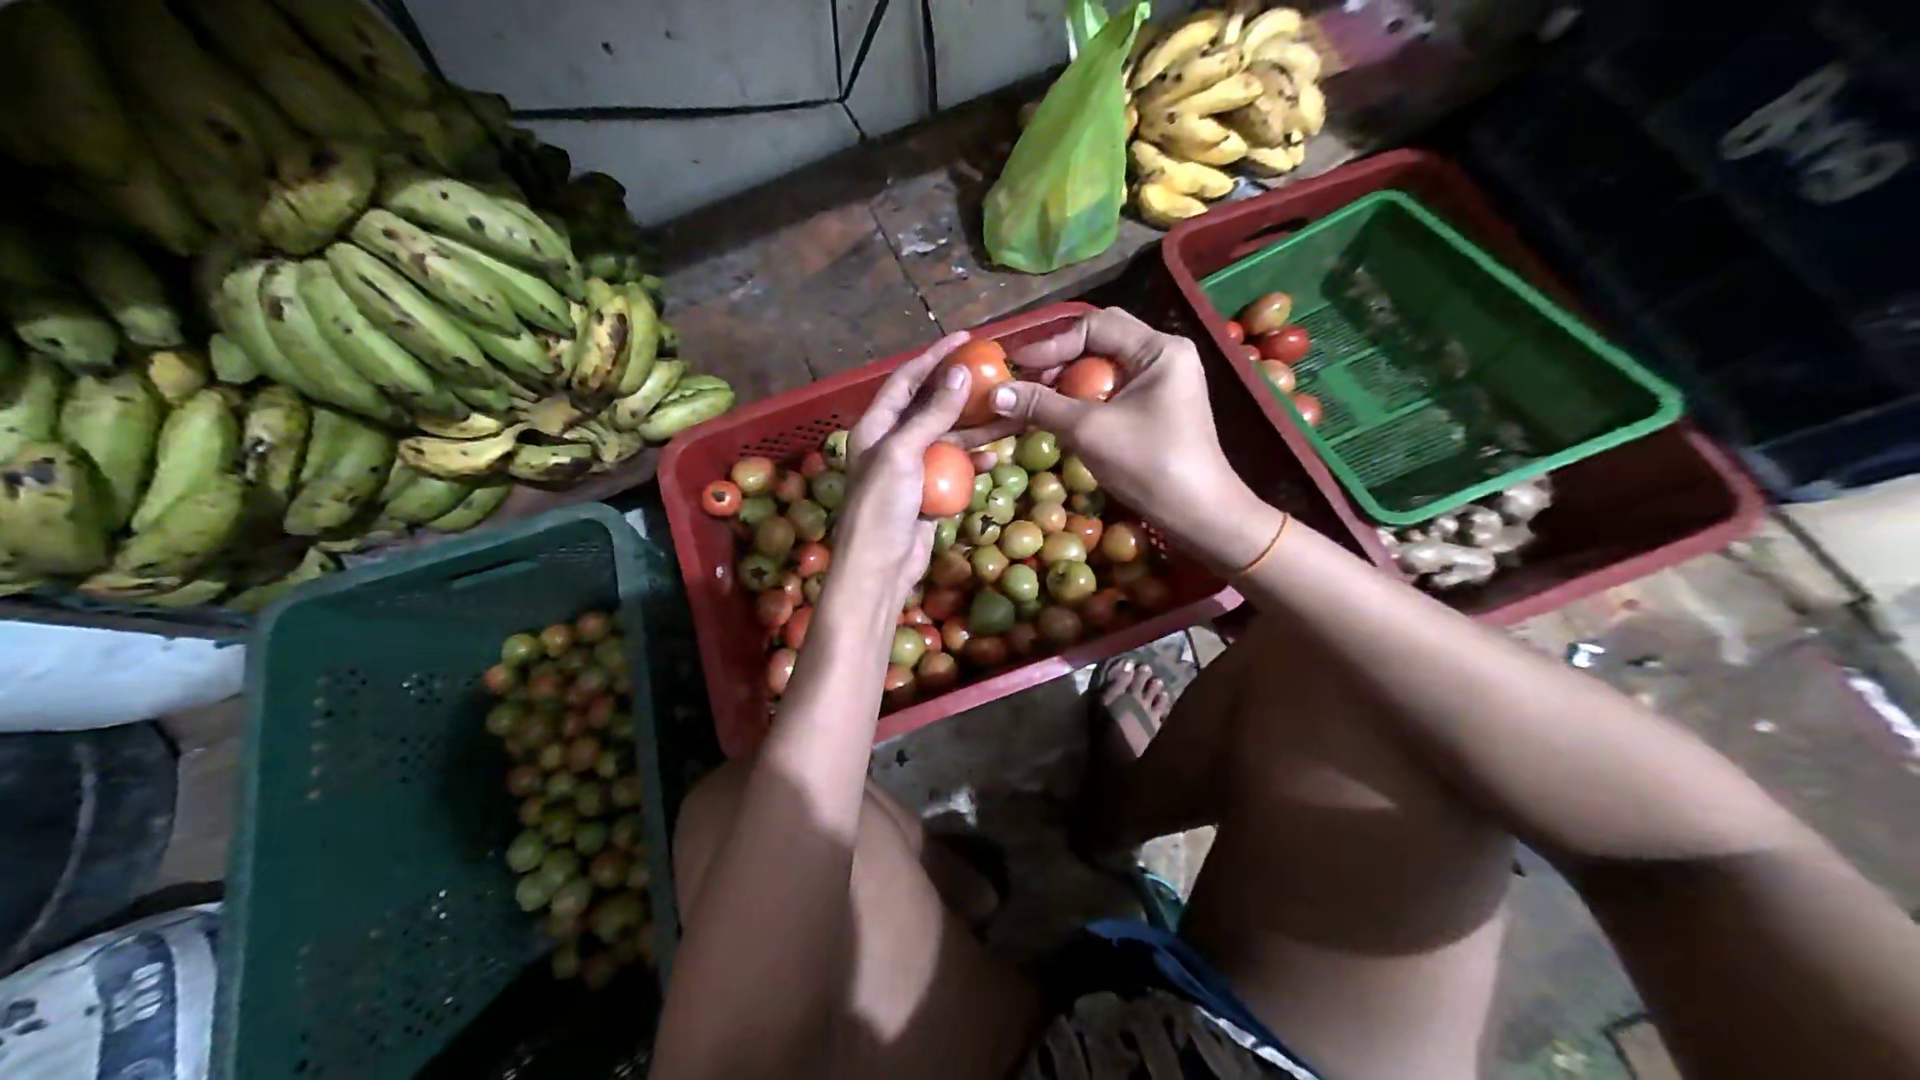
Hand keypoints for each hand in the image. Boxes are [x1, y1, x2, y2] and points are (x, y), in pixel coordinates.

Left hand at [833, 331, 975, 611]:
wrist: (880, 567)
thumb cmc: (881, 506)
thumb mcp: (903, 454)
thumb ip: (931, 415)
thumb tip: (960, 374)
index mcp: (875, 426)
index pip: (906, 381)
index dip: (934, 358)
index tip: (966, 340)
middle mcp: (892, 443)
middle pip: (931, 408)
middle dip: (962, 393)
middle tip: (995, 376)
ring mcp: (912, 469)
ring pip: (949, 440)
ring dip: (976, 429)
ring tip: (1008, 415)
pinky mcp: (928, 494)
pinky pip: (955, 470)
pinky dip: (973, 465)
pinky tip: (995, 460)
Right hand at [956, 308, 1283, 572]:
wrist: (1199, 513)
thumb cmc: (1149, 465)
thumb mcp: (1089, 432)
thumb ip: (1041, 407)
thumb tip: (996, 394)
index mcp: (1160, 349)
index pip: (1096, 326)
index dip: (1052, 344)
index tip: (1017, 365)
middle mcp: (1166, 356)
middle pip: (1101, 343)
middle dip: (1060, 361)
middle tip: (1026, 382)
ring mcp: (1164, 383)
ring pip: (1106, 369)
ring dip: (1070, 382)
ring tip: (1038, 401)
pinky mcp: (1158, 408)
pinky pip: (1114, 391)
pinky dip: (1085, 400)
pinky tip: (1063, 416)